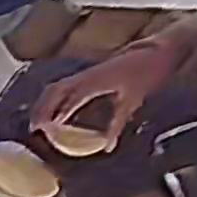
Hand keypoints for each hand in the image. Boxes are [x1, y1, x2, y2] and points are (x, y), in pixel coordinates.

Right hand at [30, 39, 181, 147]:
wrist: (162, 48)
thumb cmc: (150, 72)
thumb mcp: (134, 100)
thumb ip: (117, 125)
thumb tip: (106, 148)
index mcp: (96, 81)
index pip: (67, 99)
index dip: (52, 115)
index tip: (43, 130)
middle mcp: (88, 75)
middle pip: (54, 91)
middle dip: (41, 110)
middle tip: (33, 130)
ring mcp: (88, 72)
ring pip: (56, 87)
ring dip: (44, 104)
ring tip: (37, 122)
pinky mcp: (90, 73)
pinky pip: (64, 86)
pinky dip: (54, 100)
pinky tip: (54, 113)